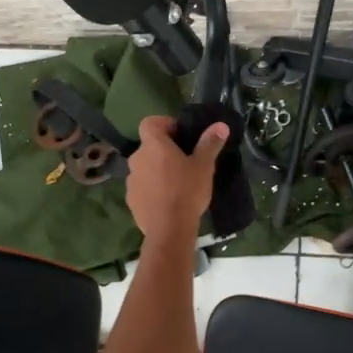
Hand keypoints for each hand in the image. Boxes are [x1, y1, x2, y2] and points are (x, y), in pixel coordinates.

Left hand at [125, 115, 228, 244]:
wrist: (169, 229)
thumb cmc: (187, 191)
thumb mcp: (204, 166)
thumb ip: (210, 143)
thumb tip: (221, 125)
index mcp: (153, 145)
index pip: (149, 123)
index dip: (164, 125)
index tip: (180, 135)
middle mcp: (137, 158)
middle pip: (148, 147)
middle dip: (164, 151)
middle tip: (183, 161)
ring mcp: (131, 180)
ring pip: (145, 168)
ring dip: (156, 170)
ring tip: (176, 183)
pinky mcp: (131, 200)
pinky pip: (142, 187)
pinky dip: (152, 189)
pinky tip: (167, 201)